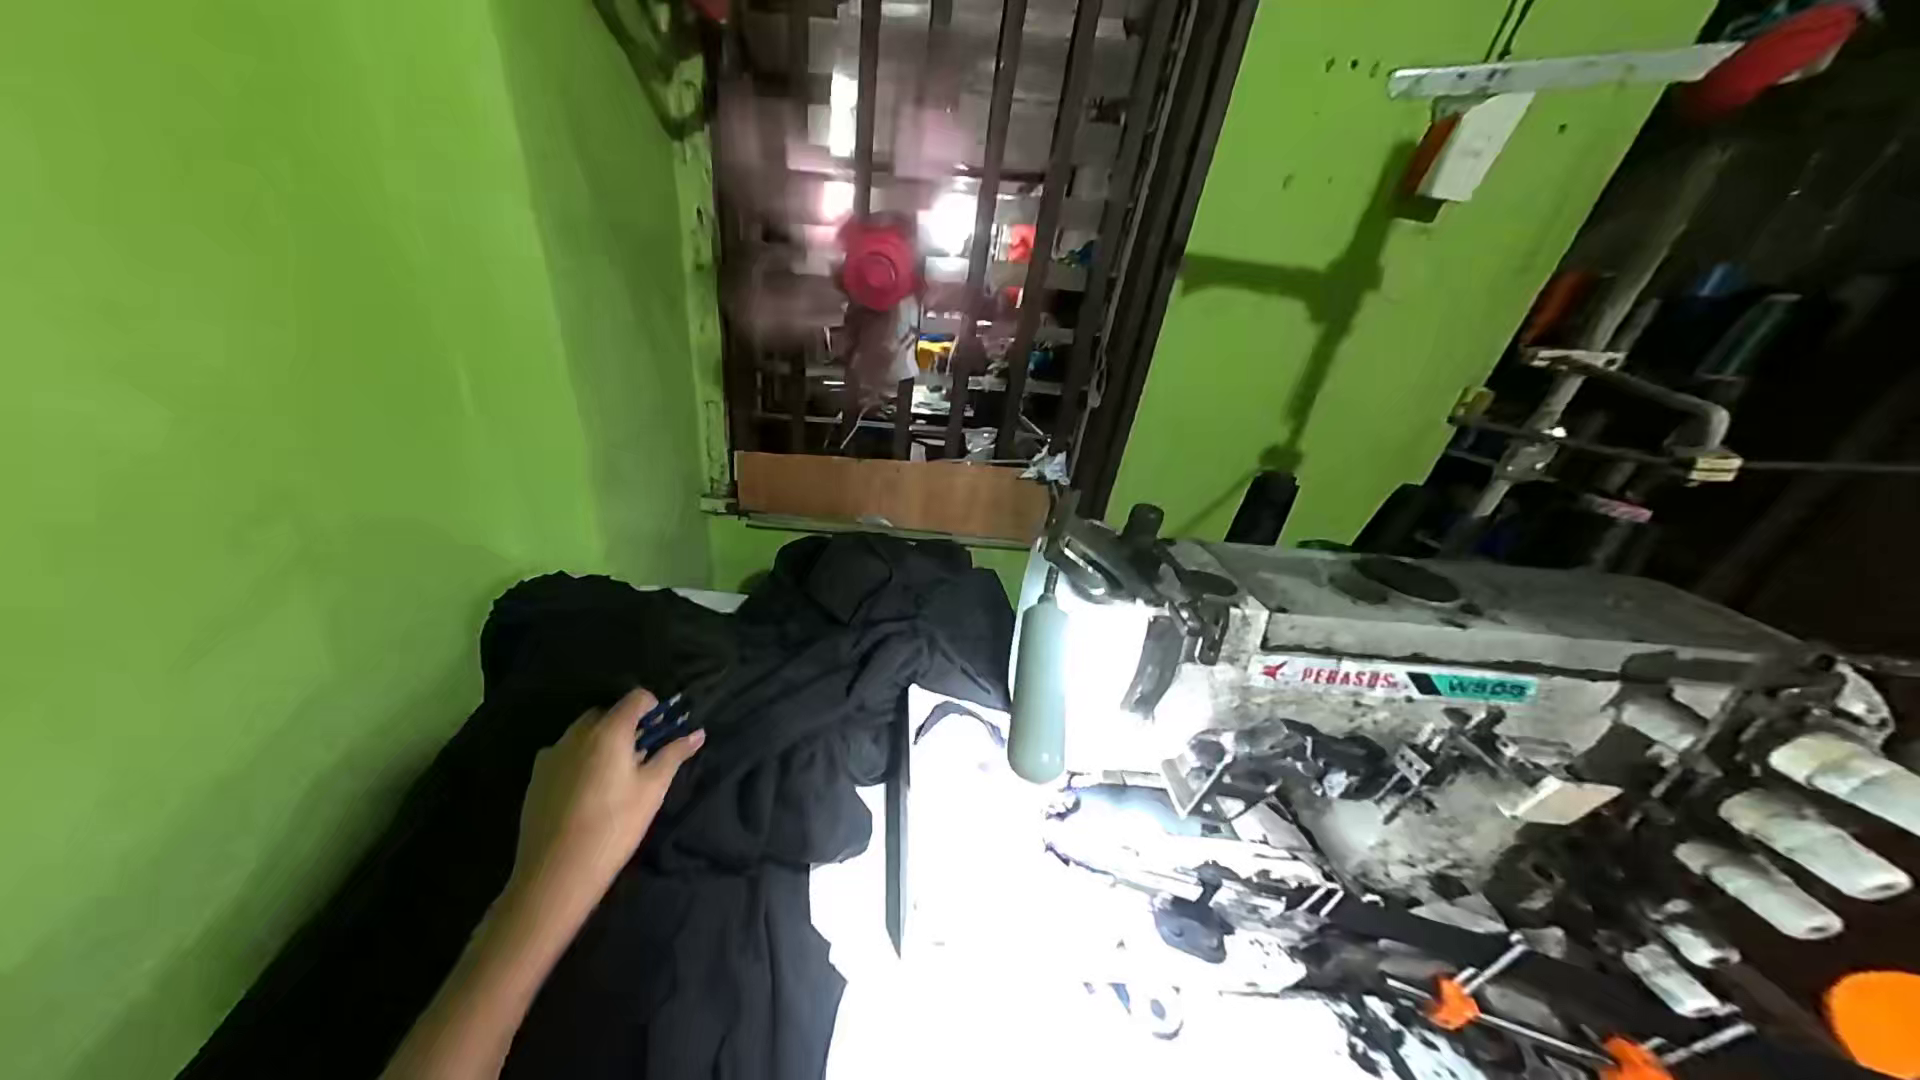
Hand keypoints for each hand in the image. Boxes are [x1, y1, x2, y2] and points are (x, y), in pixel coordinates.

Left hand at [505, 688, 703, 925]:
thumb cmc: (614, 825)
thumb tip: (698, 733)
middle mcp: (576, 734)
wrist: (555, 873)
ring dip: (602, 741)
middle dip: (627, 725)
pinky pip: (564, 754)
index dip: (654, 708)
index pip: (636, 697)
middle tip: (642, 755)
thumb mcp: (653, 788)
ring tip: (614, 776)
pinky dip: (580, 759)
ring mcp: (551, 755)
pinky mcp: (535, 777)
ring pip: (583, 733)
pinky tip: (587, 792)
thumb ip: (674, 754)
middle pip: (607, 713)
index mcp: (608, 731)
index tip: (662, 732)